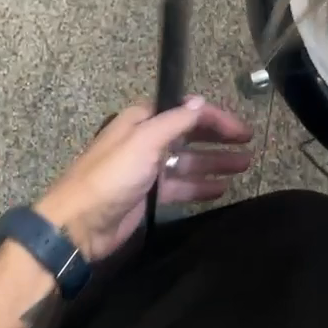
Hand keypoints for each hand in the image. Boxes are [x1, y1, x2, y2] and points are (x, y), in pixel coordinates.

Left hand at [34, 97, 253, 259]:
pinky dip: (201, 186)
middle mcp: (146, 140)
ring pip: (188, 162)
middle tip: (248, 145)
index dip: (215, 118)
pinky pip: (180, 187)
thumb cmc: (112, 176)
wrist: (79, 225)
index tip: (241, 130)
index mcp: (141, 120)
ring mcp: (147, 169)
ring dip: (215, 163)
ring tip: (244, 166)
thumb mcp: (144, 141)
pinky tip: (222, 189)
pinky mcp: (148, 197)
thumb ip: (175, 121)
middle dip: (219, 139)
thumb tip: (200, 102)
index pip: (186, 112)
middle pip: (190, 135)